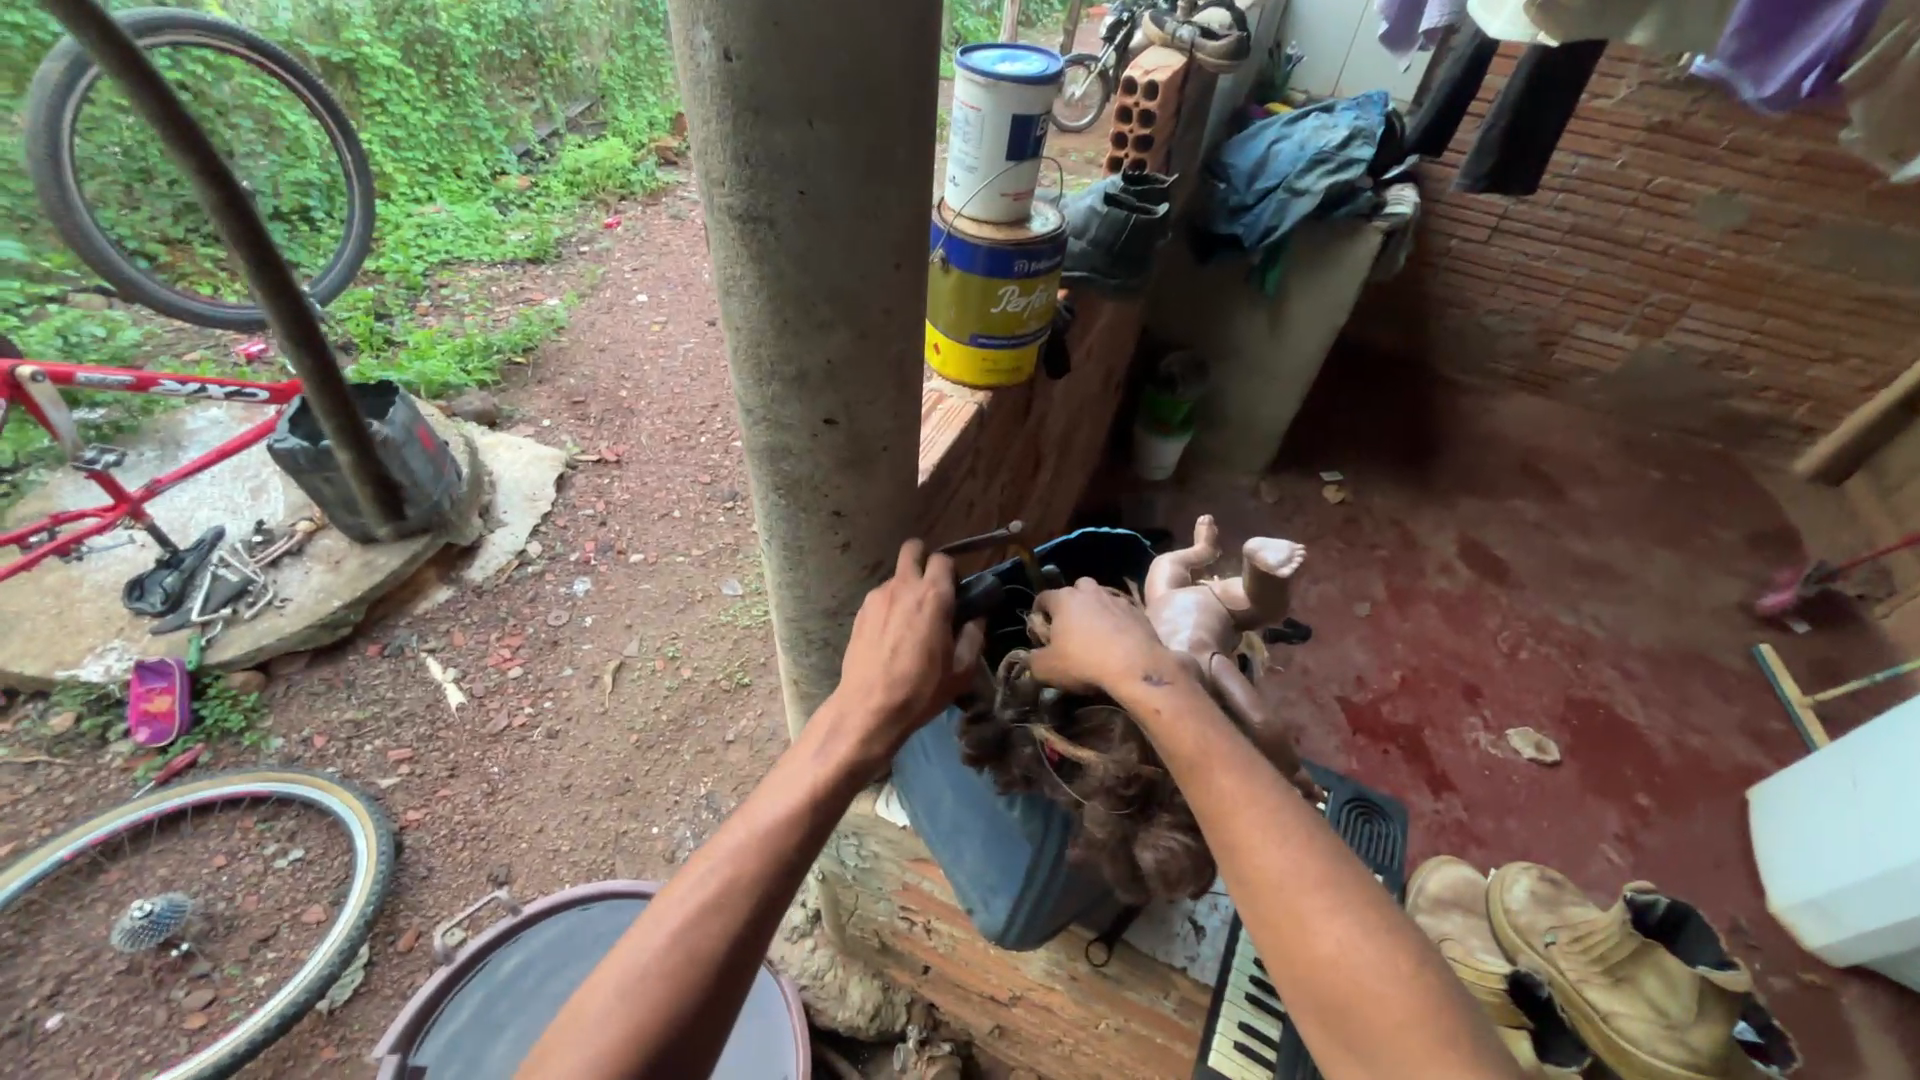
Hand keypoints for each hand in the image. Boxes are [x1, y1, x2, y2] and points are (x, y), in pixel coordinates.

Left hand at [825, 540, 984, 759]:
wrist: (870, 708)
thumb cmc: (922, 688)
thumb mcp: (962, 668)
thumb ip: (974, 634)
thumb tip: (977, 616)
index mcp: (933, 596)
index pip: (944, 559)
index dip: (952, 571)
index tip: (955, 591)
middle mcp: (903, 586)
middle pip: (912, 549)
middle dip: (923, 559)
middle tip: (931, 588)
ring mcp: (877, 597)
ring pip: (895, 576)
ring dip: (906, 587)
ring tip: (910, 621)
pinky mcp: (860, 612)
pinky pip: (880, 597)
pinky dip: (890, 605)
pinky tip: (891, 634)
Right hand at [1027, 577, 1178, 695]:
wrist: (1135, 668)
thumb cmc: (1084, 663)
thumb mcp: (1046, 669)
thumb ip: (1033, 660)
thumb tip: (1032, 657)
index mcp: (1064, 599)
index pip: (1043, 597)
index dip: (1038, 612)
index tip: (1040, 628)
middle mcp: (1090, 592)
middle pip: (1076, 589)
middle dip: (1071, 603)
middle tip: (1070, 626)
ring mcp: (1116, 599)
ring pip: (1101, 598)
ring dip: (1096, 610)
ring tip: (1096, 632)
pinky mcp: (1138, 612)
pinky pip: (1121, 612)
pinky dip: (1117, 622)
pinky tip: (1118, 641)